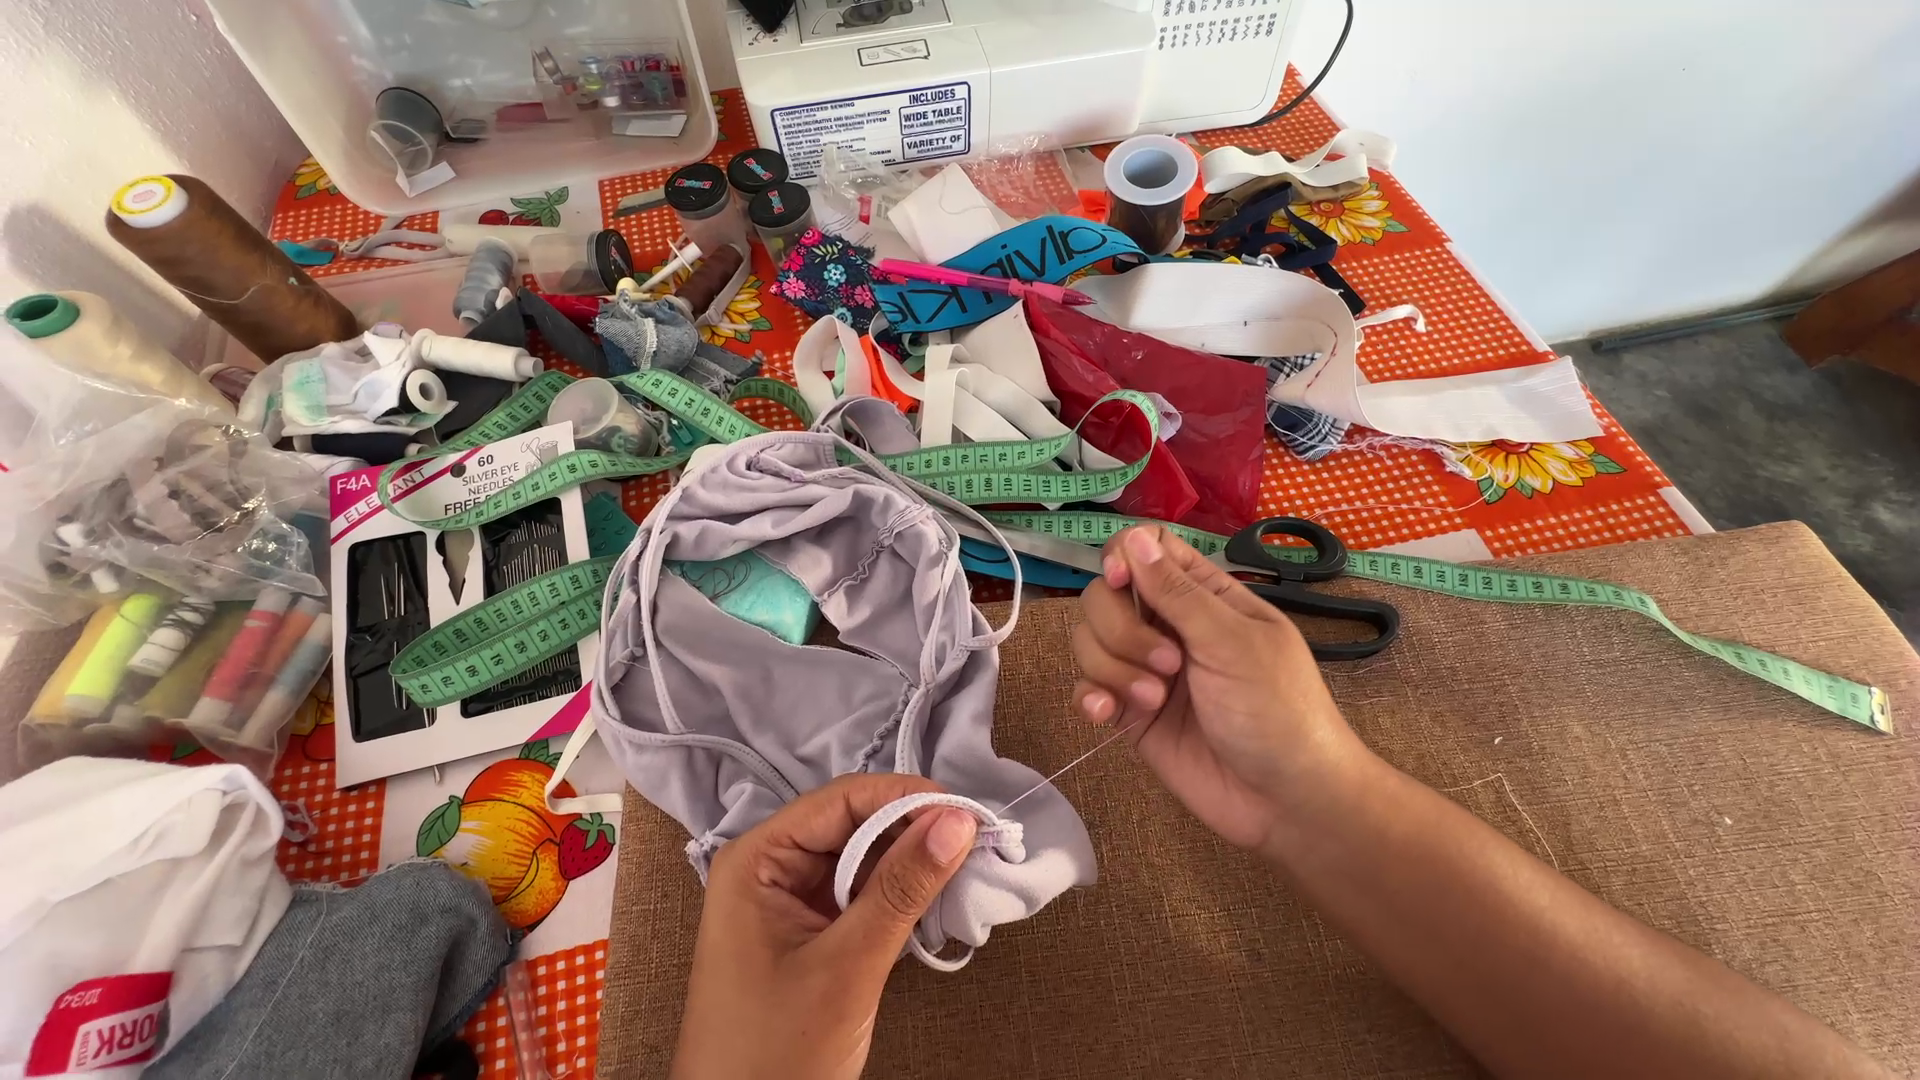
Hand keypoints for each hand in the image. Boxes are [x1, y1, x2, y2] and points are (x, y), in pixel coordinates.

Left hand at [671, 774, 978, 1079]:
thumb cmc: (774, 1054)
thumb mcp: (844, 968)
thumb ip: (901, 890)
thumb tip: (959, 821)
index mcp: (759, 857)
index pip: (842, 800)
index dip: (905, 797)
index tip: (967, 812)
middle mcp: (773, 864)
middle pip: (854, 823)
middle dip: (913, 829)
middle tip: (977, 839)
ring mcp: (792, 898)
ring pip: (863, 856)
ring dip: (911, 861)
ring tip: (967, 863)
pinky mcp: (812, 929)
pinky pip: (862, 890)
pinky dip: (900, 892)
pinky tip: (937, 894)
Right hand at [1072, 526, 1367, 850]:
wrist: (1285, 802)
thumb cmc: (1277, 710)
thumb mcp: (1232, 643)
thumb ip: (1177, 592)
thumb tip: (1133, 538)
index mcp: (1203, 596)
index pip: (1147, 549)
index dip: (1123, 556)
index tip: (1119, 582)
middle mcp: (1167, 625)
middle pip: (1105, 595)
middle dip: (1122, 628)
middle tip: (1169, 665)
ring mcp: (1143, 668)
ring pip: (1090, 640)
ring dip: (1112, 667)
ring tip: (1154, 701)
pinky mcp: (1128, 712)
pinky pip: (1086, 686)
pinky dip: (1089, 695)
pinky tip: (1107, 714)